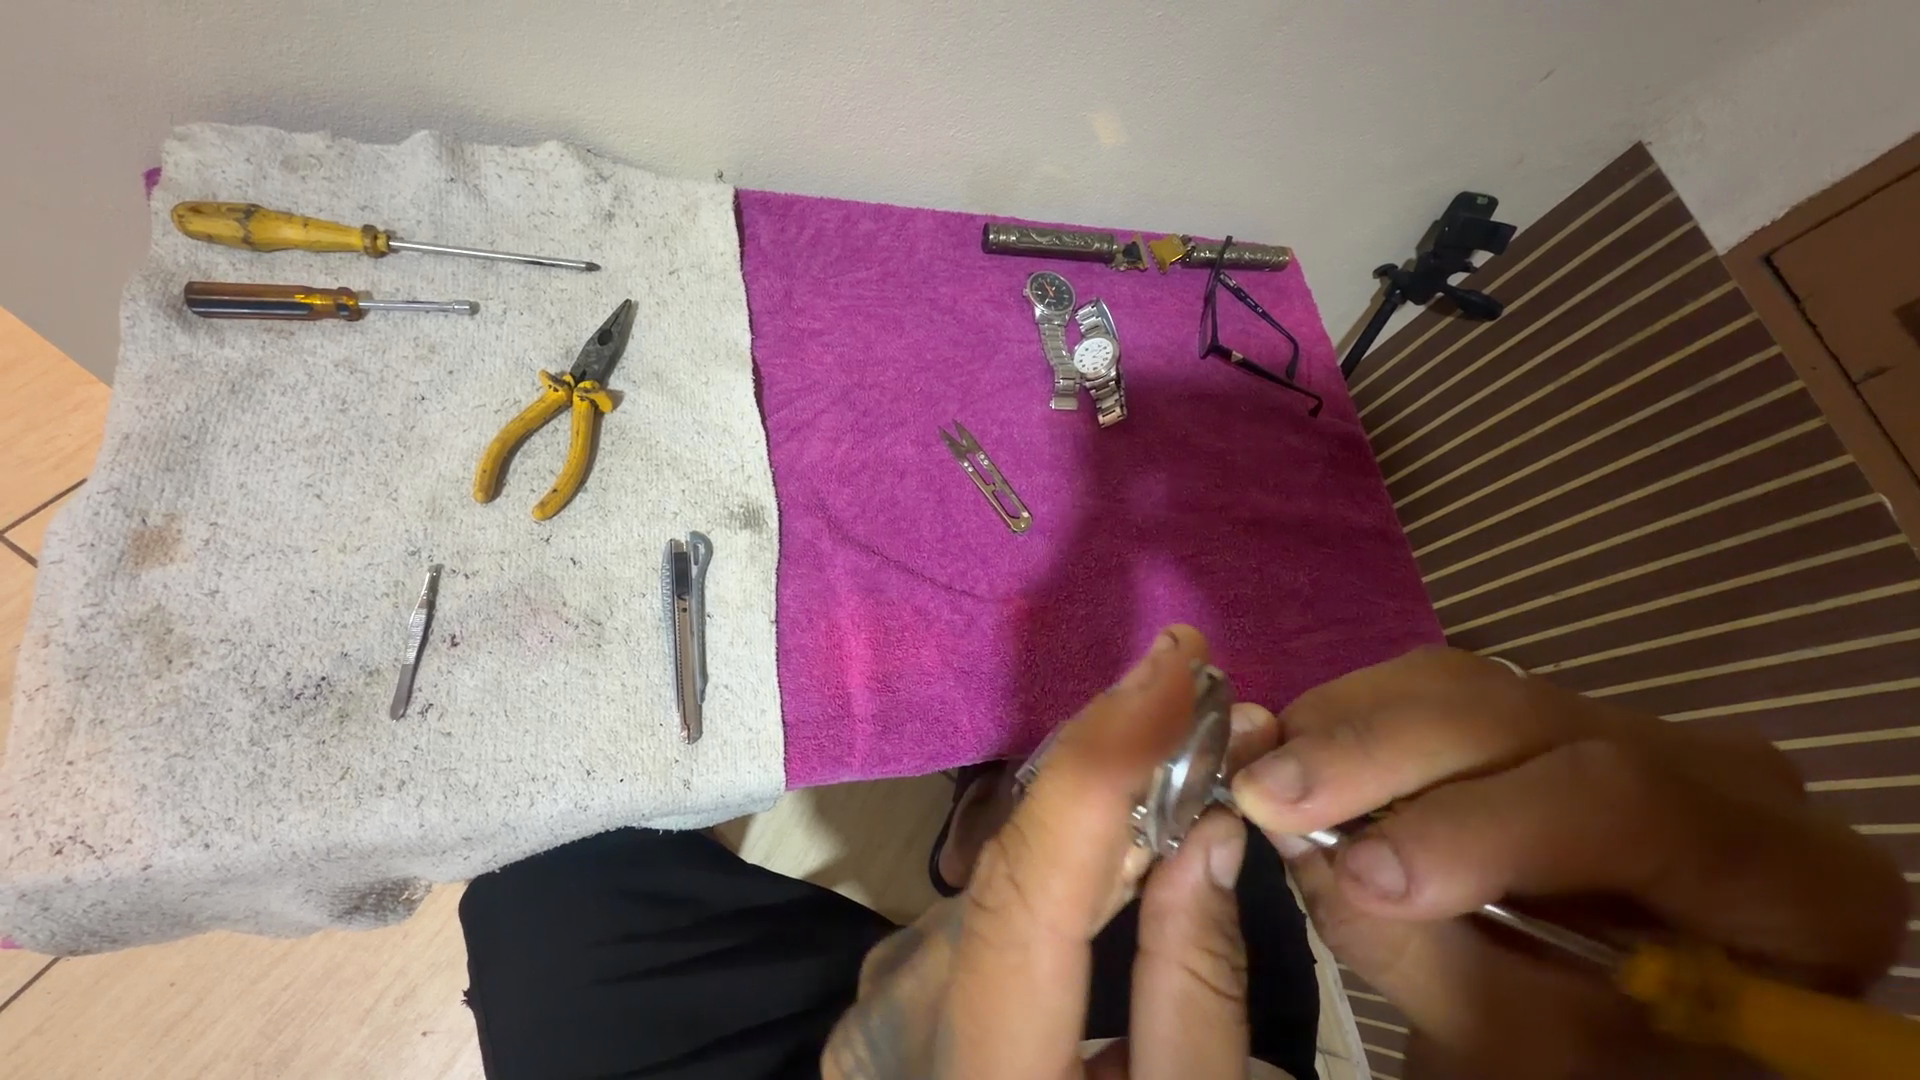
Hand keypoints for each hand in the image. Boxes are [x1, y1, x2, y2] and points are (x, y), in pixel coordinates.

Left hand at [822, 625, 1270, 1077]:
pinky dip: (1059, 868)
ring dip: (1099, 820)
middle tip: (1210, 710)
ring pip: (1010, 872)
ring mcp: (885, 993)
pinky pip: (990, 903)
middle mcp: (906, 1007)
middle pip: (1025, 859)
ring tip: (1183, 769)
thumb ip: (1192, 997)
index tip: (1171, 661)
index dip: (1102, 757)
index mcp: (976, 1066)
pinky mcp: (892, 989)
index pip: (1031, 876)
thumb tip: (1208, 834)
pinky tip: (1118, 852)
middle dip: (1125, 772)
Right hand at [1230, 646, 1907, 1077]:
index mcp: (1783, 881)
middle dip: (1374, 752)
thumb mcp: (1516, 1043)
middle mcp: (1708, 769)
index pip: (1625, 805)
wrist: (1613, 1019)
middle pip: (1516, 715)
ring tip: (1259, 772)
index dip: (1478, 827)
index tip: (1360, 874)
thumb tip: (1298, 842)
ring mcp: (1616, 720)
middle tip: (1261, 791)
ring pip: (1455, 681)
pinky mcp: (1532, 706)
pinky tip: (1292, 750)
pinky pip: (1422, 683)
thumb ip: (1412, 949)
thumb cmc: (1591, 1060)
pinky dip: (1343, 714)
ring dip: (1342, 725)